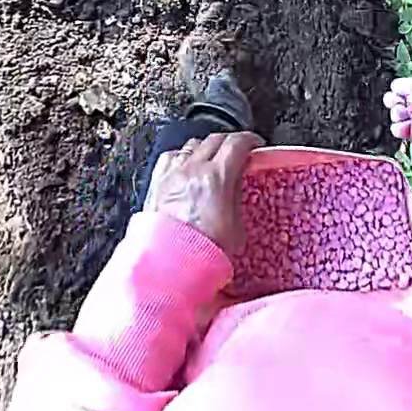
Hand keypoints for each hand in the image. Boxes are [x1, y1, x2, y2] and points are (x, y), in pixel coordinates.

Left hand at [143, 131, 263, 256]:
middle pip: (216, 139)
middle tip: (237, 152)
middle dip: (230, 142)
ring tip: (212, 159)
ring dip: (206, 148)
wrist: (166, 271)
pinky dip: (182, 156)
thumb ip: (236, 197)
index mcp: (217, 177)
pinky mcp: (156, 183)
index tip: (255, 145)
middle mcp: (193, 169)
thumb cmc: (199, 256)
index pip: (237, 142)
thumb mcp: (235, 228)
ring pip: (193, 144)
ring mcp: (172, 174)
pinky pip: (171, 156)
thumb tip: (237, 183)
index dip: (250, 140)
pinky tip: (186, 165)